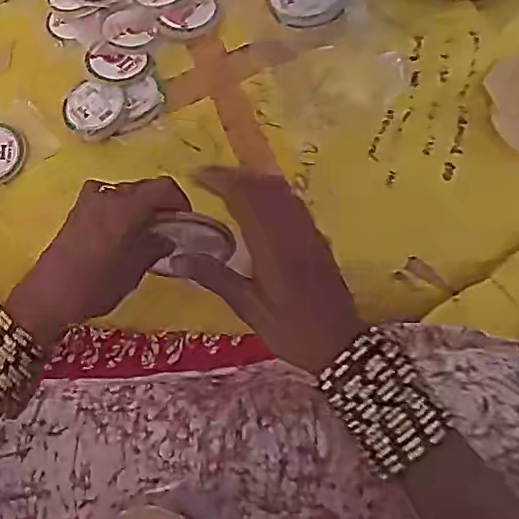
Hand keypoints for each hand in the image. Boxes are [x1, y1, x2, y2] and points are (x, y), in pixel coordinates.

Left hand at [6, 178, 189, 341]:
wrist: (46, 296)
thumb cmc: (93, 286)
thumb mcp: (131, 272)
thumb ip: (152, 249)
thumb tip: (166, 237)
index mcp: (124, 207)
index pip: (162, 187)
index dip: (179, 200)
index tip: (185, 220)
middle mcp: (107, 196)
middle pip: (144, 188)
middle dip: (160, 204)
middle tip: (170, 229)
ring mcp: (88, 200)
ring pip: (125, 193)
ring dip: (140, 207)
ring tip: (147, 233)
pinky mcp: (77, 210)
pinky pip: (108, 200)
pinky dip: (121, 209)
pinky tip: (122, 232)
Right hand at [166, 166, 364, 373]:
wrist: (341, 344)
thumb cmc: (292, 330)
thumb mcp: (248, 308)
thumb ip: (215, 278)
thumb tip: (176, 258)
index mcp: (272, 245)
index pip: (245, 197)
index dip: (220, 180)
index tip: (197, 176)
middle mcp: (292, 230)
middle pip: (263, 185)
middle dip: (234, 174)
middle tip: (207, 176)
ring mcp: (308, 231)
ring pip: (281, 189)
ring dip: (253, 179)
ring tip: (228, 183)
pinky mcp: (317, 237)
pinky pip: (292, 201)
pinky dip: (271, 191)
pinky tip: (259, 201)